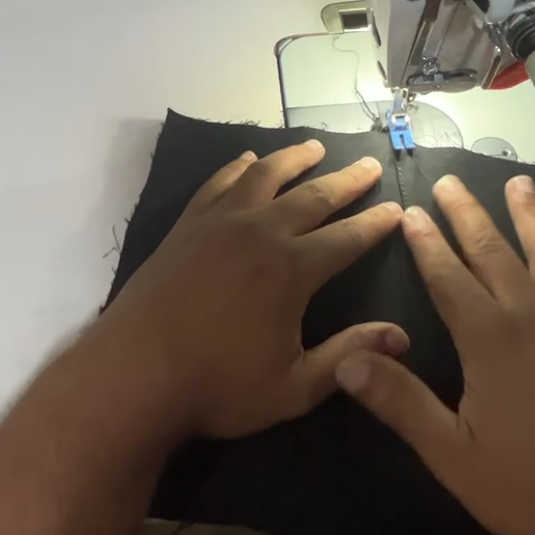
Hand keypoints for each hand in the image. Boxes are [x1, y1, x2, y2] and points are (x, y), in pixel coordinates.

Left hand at [98, 140, 406, 440]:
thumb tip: (401, 336)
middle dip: (346, 181)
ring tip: (314, 147)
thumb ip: (347, 358)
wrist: (134, 373)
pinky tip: (247, 161)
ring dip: (293, 159)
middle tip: (368, 165)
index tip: (398, 207)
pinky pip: (218, 184)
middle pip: (312, 197)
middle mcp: (259, 233)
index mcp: (291, 270)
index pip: (347, 238)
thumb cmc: (217, 386)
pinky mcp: (186, 226)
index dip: (376, 223)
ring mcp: (218, 224)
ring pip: (263, 176)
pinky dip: (237, 167)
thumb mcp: (294, 388)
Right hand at [334, 173, 534, 534]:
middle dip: (468, 213)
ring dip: (530, 213)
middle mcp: (533, 311)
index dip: (426, 242)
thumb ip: (399, 402)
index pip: (446, 276)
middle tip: (451, 180)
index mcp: (487, 338)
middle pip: (493, 249)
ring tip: (517, 181)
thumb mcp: (453, 455)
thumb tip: (344, 359)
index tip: (411, 211)